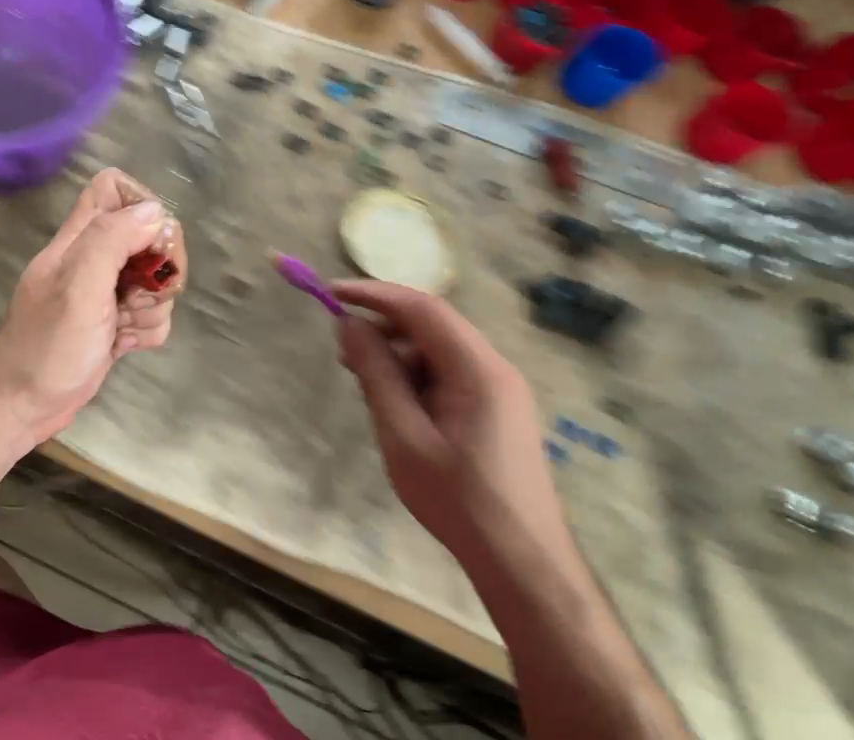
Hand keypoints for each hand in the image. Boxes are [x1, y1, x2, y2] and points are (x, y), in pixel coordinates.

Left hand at [0, 169, 185, 447]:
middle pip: (149, 238)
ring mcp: (105, 294)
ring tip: (121, 329)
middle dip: (159, 269)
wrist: (23, 404)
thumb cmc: (46, 345)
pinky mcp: (114, 326)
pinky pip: (152, 316)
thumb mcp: (77, 287)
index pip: (113, 189)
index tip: (150, 242)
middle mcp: (92, 260)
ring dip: (152, 308)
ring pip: (155, 281)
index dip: (141, 206)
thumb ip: (111, 242)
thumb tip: (154, 212)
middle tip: (136, 295)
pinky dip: (147, 332)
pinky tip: (123, 347)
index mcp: (77, 239)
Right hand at [332, 280, 570, 569]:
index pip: (423, 309)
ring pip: (440, 351)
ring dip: (399, 357)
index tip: (331, 293)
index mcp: (479, 371)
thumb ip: (377, 375)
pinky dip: (416, 378)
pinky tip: (397, 408)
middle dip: (384, 327)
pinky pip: (449, 375)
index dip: (375, 294)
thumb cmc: (458, 499)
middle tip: (343, 354)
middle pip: (434, 326)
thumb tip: (350, 325)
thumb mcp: (403, 435)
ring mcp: (501, 390)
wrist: (522, 560)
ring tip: (367, 388)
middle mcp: (496, 369)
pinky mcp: (497, 410)